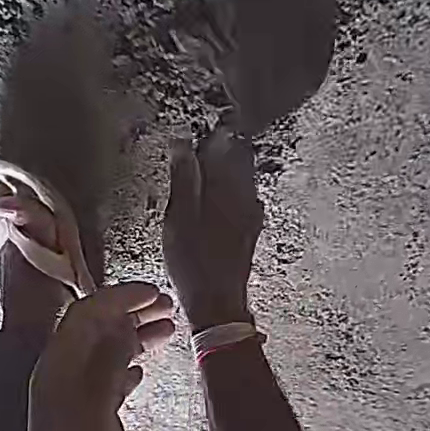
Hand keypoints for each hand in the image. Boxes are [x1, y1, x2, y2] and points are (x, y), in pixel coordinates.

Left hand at [22, 282, 176, 430]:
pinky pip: (110, 381)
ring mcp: (77, 402)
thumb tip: (122, 322)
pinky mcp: (92, 423)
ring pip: (106, 354)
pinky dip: (128, 366)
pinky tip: (145, 368)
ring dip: (134, 336)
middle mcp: (63, 380)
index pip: (85, 316)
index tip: (154, 293)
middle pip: (95, 330)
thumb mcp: (94, 415)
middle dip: (129, 312)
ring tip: (168, 328)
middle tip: (167, 306)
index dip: (118, 298)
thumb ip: (105, 365)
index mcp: (56, 372)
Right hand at [165, 127, 263, 331]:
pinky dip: (232, 193)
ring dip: (228, 170)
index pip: (222, 147)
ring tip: (211, 168)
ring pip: (243, 180)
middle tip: (206, 143)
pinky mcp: (250, 231)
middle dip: (223, 149)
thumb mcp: (178, 218)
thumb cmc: (193, 262)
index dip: (210, 135)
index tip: (199, 129)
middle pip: (238, 161)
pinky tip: (222, 200)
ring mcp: (251, 215)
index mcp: (226, 189)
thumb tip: (182, 144)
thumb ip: (183, 179)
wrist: (218, 301)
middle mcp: (245, 198)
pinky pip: (244, 200)